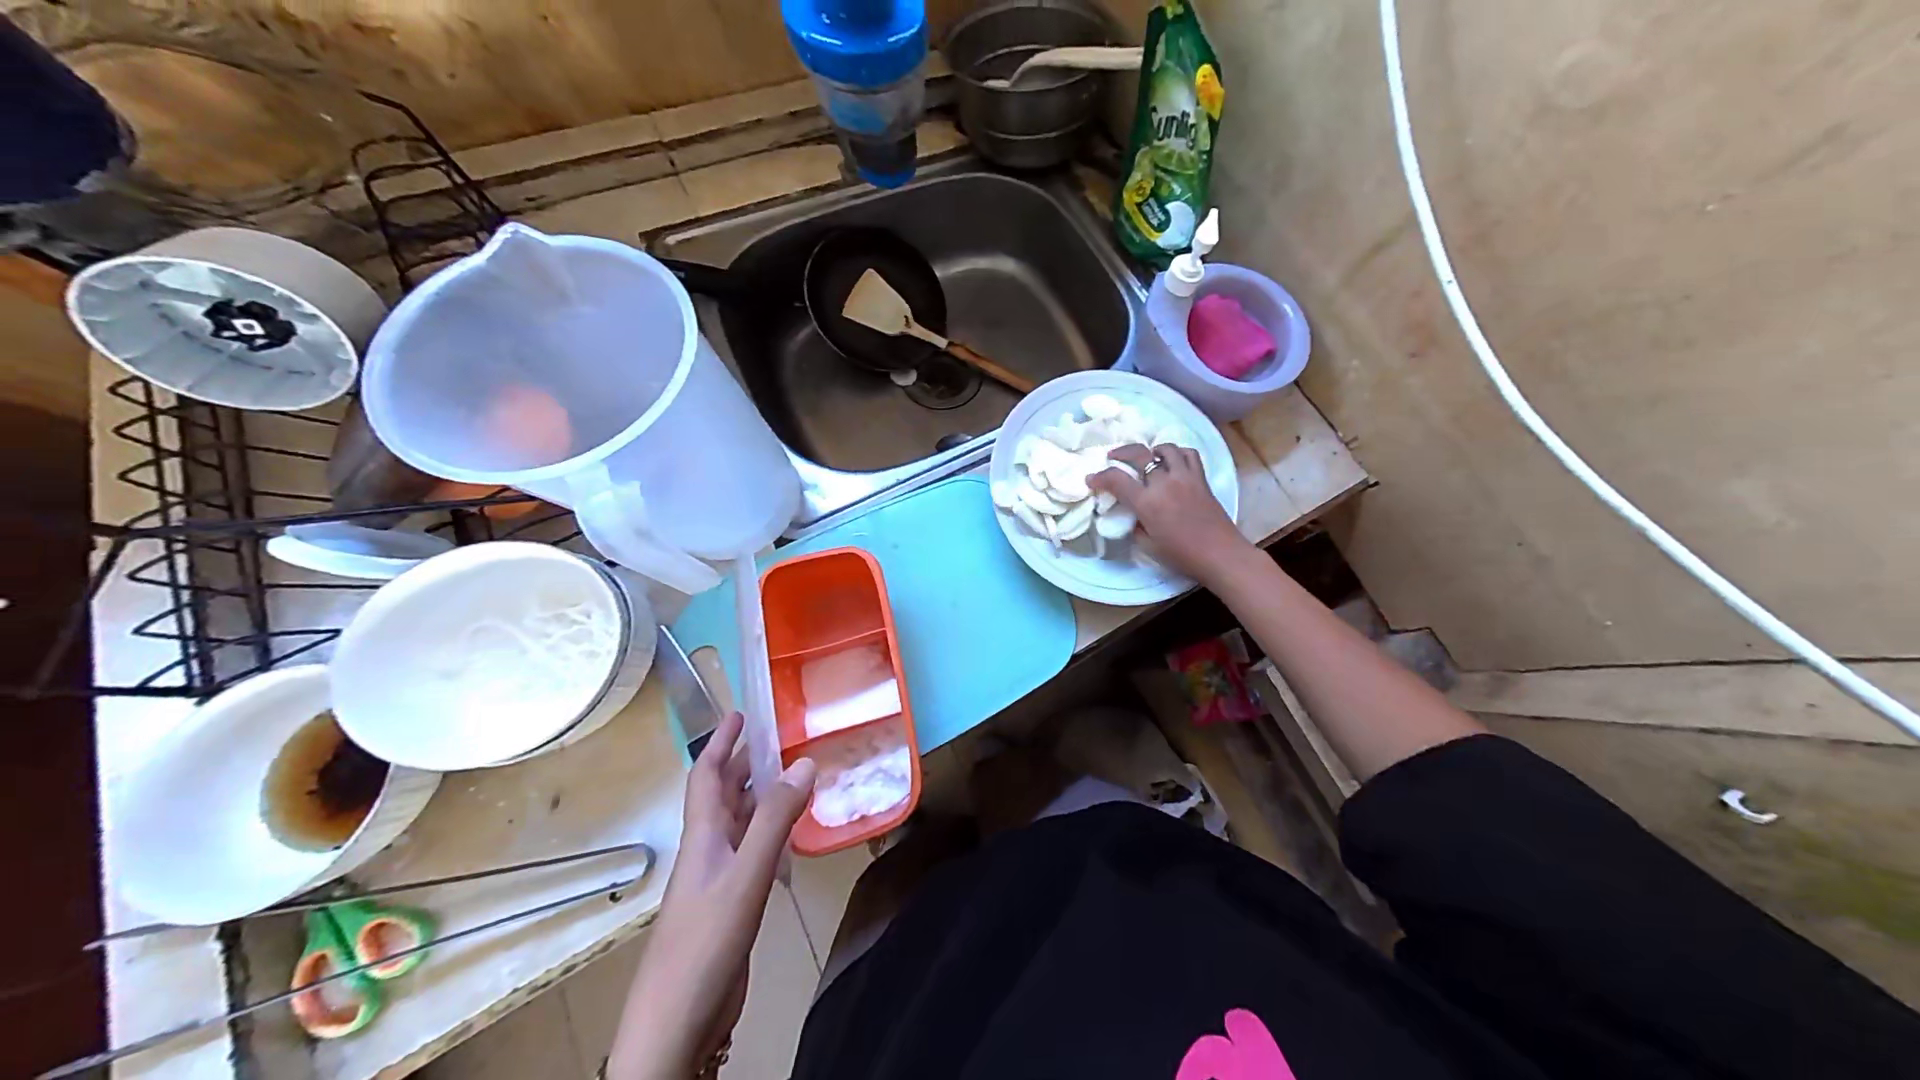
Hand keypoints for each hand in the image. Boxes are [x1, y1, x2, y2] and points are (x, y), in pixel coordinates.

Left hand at [607, 713, 816, 1079]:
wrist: (678, 1020)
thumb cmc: (706, 940)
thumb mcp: (746, 874)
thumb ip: (775, 820)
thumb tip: (803, 763)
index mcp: (703, 835)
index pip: (708, 775)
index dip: (722, 742)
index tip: (740, 713)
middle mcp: (708, 850)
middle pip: (724, 795)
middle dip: (745, 763)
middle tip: (776, 738)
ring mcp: (718, 879)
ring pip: (740, 823)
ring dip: (761, 796)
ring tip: (792, 776)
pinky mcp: (731, 904)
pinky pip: (752, 852)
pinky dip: (771, 833)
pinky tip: (791, 836)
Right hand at [1091, 443, 1249, 582]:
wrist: (1220, 554)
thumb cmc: (1182, 555)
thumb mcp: (1148, 545)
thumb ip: (1135, 525)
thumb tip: (1133, 514)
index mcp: (1147, 502)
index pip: (1116, 479)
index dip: (1099, 477)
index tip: (1091, 479)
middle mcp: (1164, 483)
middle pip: (1138, 454)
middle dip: (1120, 453)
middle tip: (1112, 457)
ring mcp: (1185, 477)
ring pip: (1165, 448)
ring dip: (1151, 450)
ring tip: (1146, 458)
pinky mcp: (1201, 478)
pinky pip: (1188, 455)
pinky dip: (1177, 453)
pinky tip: (1172, 461)